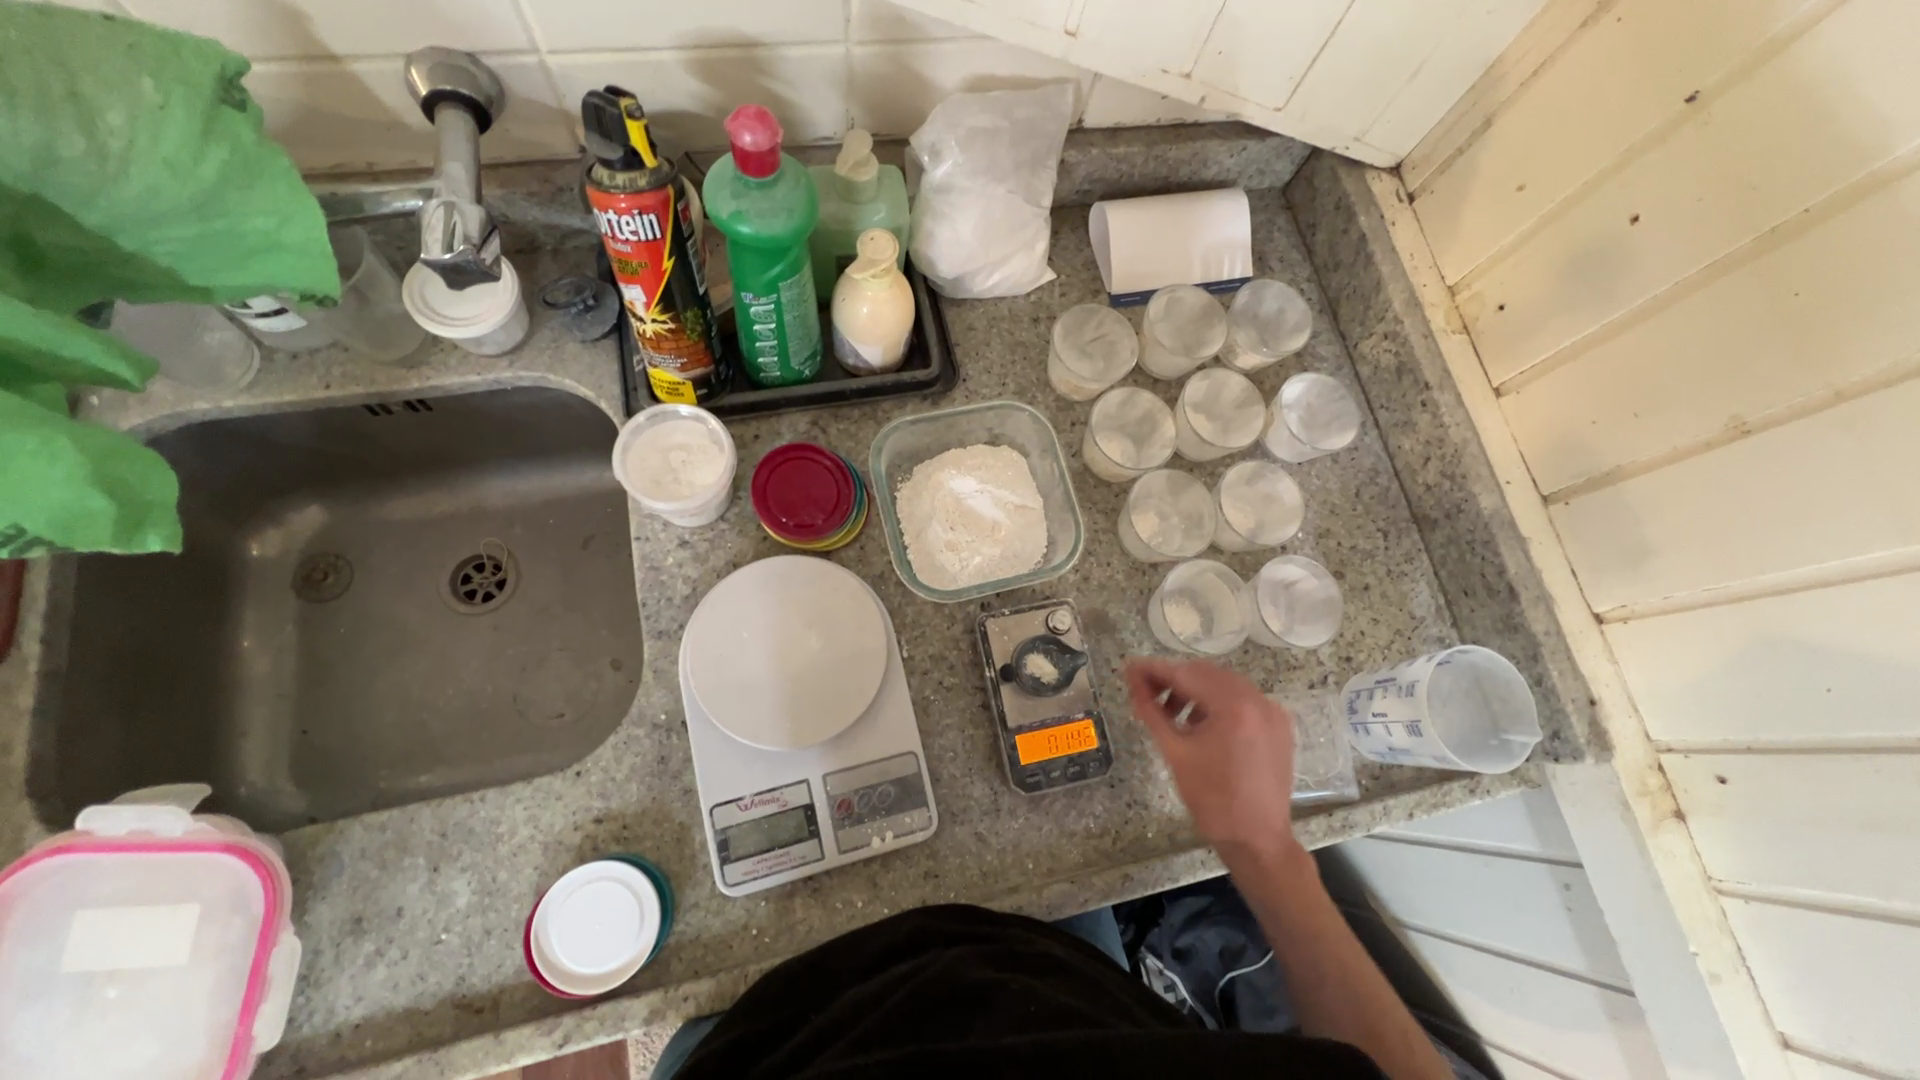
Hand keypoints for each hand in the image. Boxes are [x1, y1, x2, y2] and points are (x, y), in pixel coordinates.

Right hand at [1126, 657, 1300, 865]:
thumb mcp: (1175, 752)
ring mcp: (1273, 712)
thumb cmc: (1212, 799)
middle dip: (1174, 679)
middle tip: (1145, 692)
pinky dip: (1218, 704)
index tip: (1129, 669)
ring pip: (1225, 685)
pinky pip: (1243, 701)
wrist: (1256, 839)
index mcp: (1234, 706)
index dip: (1154, 670)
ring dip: (1196, 691)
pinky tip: (1200, 723)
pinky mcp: (1279, 726)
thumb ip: (1152, 712)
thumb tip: (1133, 683)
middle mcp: (1258, 700)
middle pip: (1207, 674)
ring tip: (1171, 713)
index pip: (1186, 675)